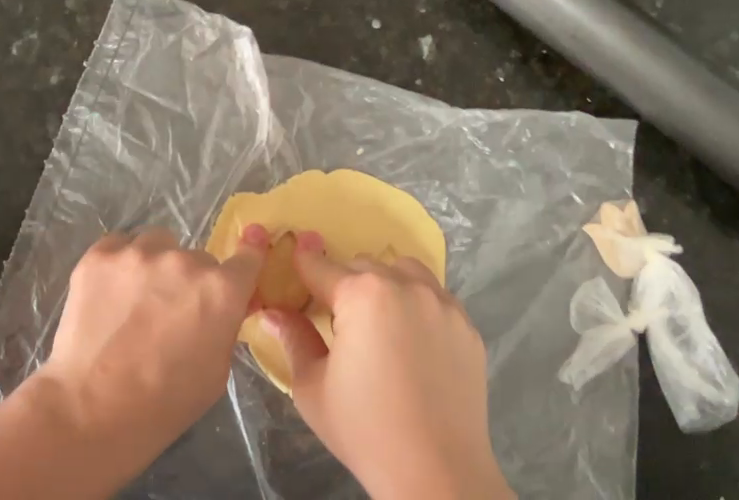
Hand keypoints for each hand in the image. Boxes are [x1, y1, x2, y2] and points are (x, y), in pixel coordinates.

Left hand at [35, 224, 269, 459]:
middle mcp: (184, 261)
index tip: (249, 247)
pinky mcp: (100, 255)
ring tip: (134, 300)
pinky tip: (108, 294)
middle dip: (189, 280)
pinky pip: (119, 245)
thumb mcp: (217, 370)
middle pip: (196, 258)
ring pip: (158, 244)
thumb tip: (225, 304)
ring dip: (155, 265)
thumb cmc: (165, 402)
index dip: (249, 254)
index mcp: (221, 290)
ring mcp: (139, 253)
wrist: (92, 408)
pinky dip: (119, 263)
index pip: (248, 256)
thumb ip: (225, 324)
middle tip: (169, 312)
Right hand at [262, 235, 512, 499]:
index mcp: (362, 294)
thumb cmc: (365, 429)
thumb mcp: (312, 387)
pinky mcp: (466, 326)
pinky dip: (418, 305)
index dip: (302, 268)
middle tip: (337, 320)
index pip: (320, 267)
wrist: (437, 473)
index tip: (293, 268)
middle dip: (344, 283)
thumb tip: (272, 313)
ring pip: (404, 270)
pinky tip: (412, 341)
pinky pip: (436, 297)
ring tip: (379, 323)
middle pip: (363, 265)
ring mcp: (442, 303)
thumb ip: (293, 338)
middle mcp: (405, 285)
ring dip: (385, 284)